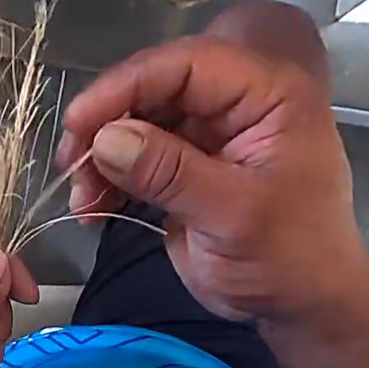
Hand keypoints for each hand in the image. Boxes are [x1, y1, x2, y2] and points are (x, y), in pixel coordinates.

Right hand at [57, 5, 368, 323]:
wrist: (297, 302)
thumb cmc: (285, 257)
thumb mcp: (231, 215)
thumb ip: (171, 174)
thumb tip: (106, 140)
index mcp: (265, 95)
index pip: (187, 65)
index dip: (125, 86)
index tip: (78, 124)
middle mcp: (233, 105)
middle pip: (153, 91)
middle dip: (105, 127)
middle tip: (71, 169)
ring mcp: (205, 138)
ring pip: (136, 126)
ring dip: (100, 161)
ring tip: (83, 204)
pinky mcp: (183, 171)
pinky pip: (135, 163)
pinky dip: (107, 183)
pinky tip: (93, 211)